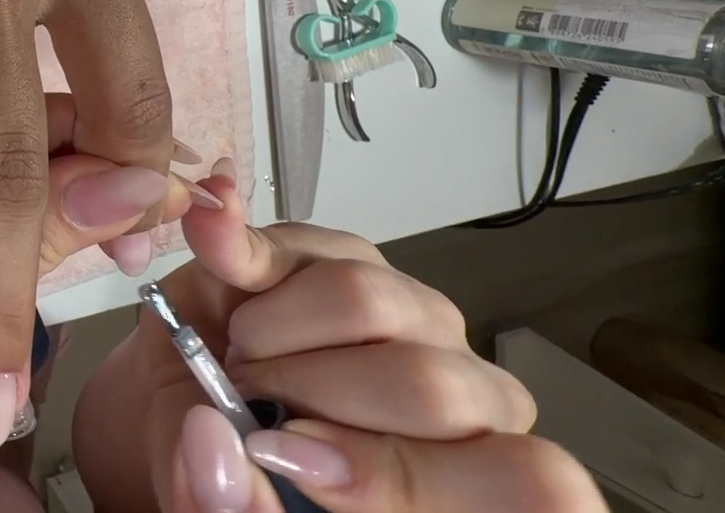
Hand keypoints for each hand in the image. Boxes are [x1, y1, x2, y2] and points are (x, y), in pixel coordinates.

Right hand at [72, 166, 605, 512]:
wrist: (187, 397)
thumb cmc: (228, 467)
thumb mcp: (223, 505)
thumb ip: (229, 504)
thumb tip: (232, 451)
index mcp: (470, 491)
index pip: (537, 487)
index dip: (411, 473)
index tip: (296, 459)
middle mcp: (467, 402)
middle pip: (435, 385)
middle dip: (306, 394)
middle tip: (242, 404)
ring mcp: (406, 311)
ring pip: (366, 297)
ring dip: (271, 333)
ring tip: (234, 357)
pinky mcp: (329, 249)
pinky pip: (288, 241)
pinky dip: (237, 243)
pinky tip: (211, 238)